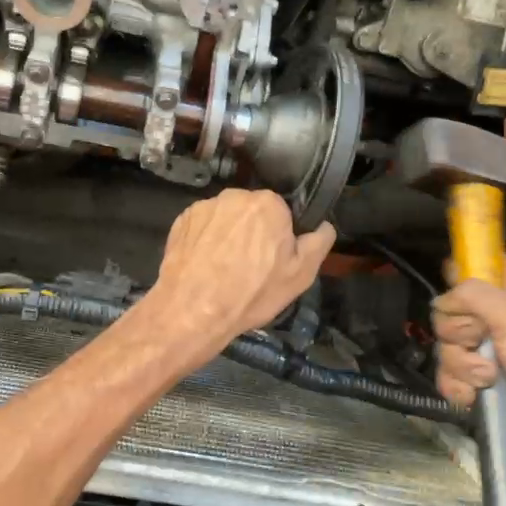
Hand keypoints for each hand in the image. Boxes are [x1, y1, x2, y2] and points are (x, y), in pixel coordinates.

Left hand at [149, 189, 335, 344]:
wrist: (193, 309)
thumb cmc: (252, 292)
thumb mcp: (300, 275)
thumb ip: (318, 243)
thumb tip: (324, 225)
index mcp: (268, 203)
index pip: (281, 212)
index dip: (279, 237)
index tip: (273, 260)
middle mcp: (235, 196)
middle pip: (251, 213)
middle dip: (252, 233)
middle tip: (249, 267)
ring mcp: (205, 207)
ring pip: (225, 219)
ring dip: (227, 236)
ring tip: (223, 270)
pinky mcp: (181, 220)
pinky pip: (202, 226)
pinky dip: (205, 241)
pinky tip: (204, 266)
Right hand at [432, 258, 505, 441]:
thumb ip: (473, 296)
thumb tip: (443, 300)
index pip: (484, 264)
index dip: (465, 272)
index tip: (456, 289)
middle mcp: (500, 317)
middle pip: (453, 310)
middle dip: (458, 332)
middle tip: (479, 341)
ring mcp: (489, 350)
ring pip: (448, 345)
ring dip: (461, 364)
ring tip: (486, 378)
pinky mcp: (481, 378)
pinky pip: (450, 374)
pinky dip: (457, 385)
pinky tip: (472, 395)